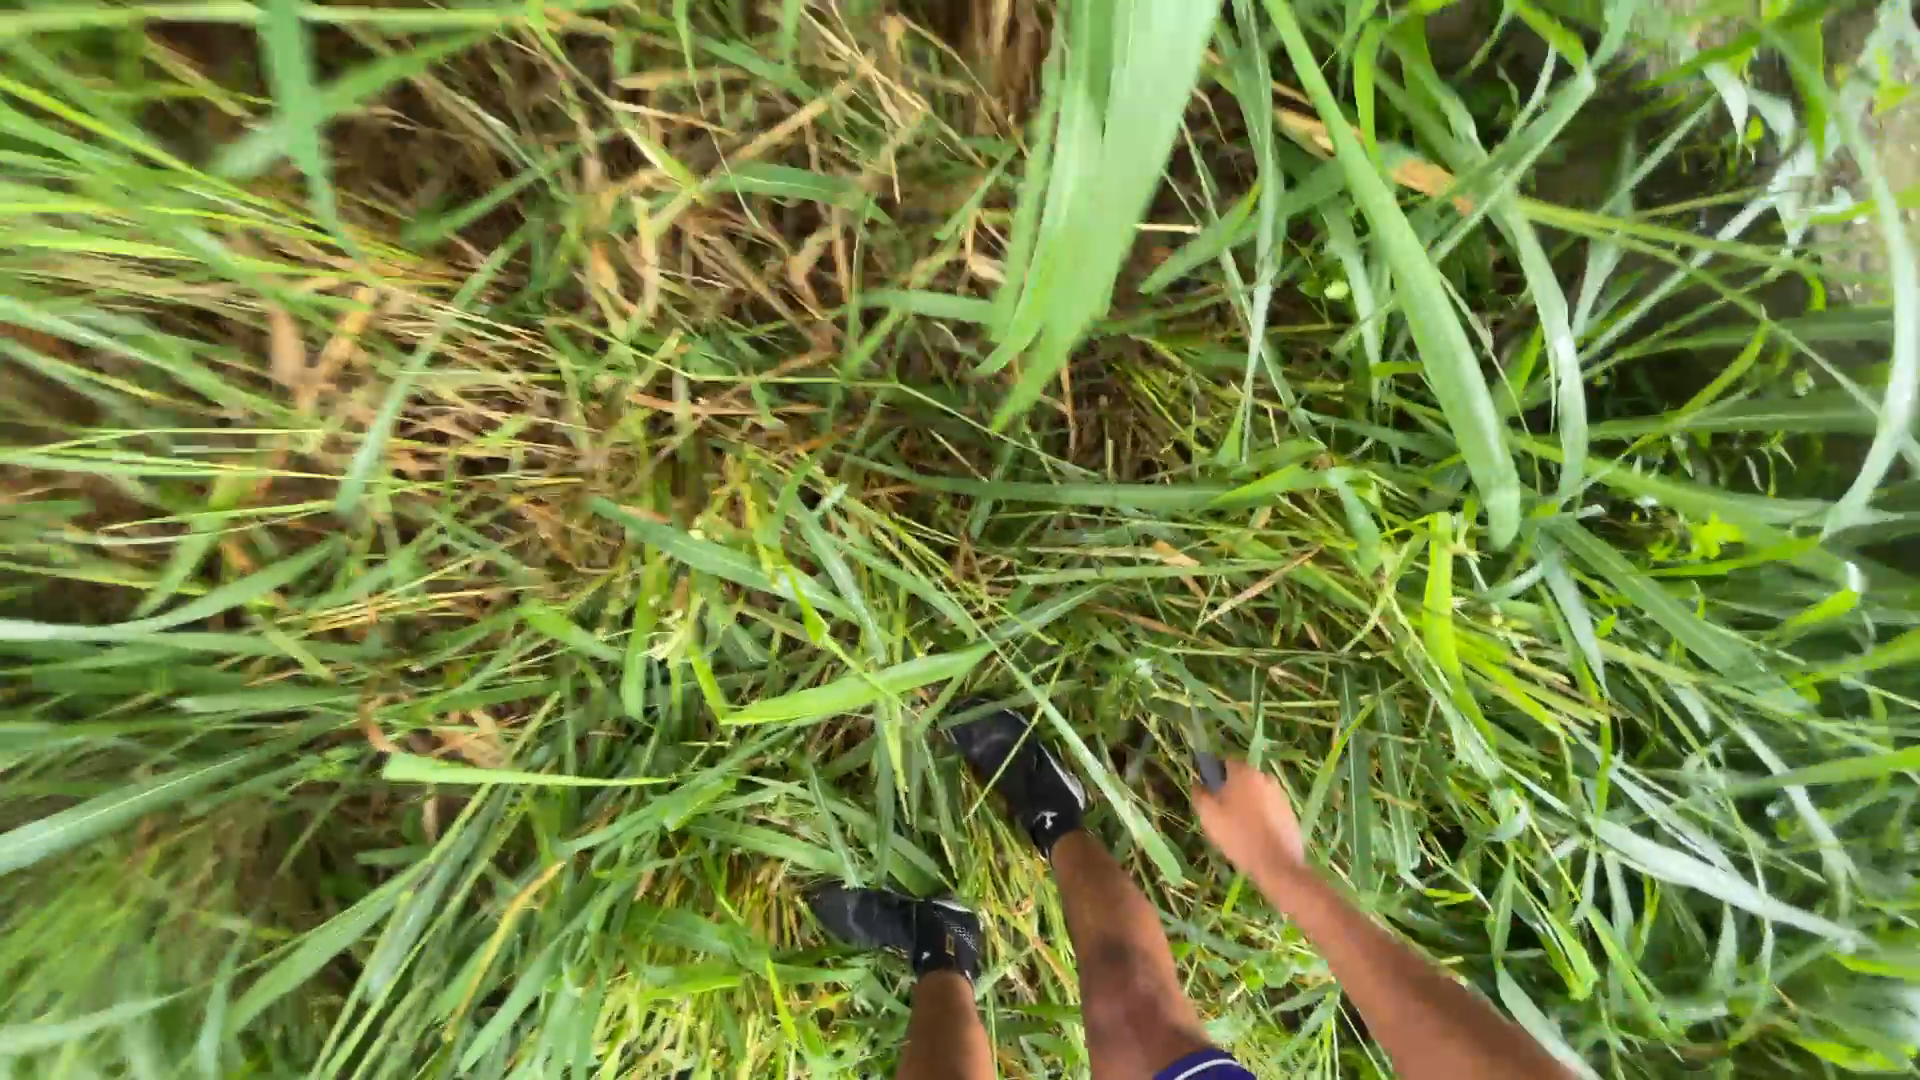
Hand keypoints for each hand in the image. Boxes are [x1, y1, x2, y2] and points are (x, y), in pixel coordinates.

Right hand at [1193, 758, 1306, 881]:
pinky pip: (1270, 808)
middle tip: (1222, 812)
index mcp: (1244, 772)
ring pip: (1257, 793)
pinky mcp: (1291, 813)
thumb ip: (1199, 793)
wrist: (1277, 864)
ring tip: (1240, 827)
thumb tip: (1198, 783)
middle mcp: (1265, 777)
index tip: (1210, 793)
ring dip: (1248, 803)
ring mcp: (1281, 795)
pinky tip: (1256, 834)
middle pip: (1242, 778)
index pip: (1226, 762)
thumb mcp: (1208, 814)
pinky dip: (1262, 816)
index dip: (1215, 775)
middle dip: (1232, 790)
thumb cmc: (1238, 834)